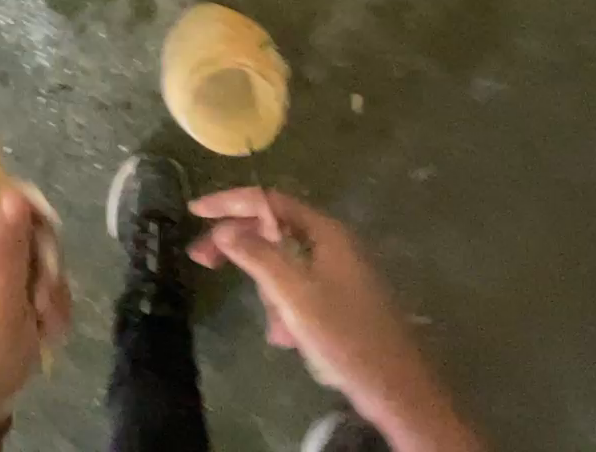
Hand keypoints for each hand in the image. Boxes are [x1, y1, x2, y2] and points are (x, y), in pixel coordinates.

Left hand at [0, 189, 70, 430]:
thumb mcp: (2, 301)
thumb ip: (10, 245)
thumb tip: (13, 189)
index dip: (25, 211)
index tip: (46, 239)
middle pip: (20, 225)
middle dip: (42, 261)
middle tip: (44, 298)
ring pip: (33, 253)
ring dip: (49, 287)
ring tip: (45, 322)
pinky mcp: (2, 288)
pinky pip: (33, 277)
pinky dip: (46, 301)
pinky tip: (45, 328)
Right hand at [189, 189, 481, 451]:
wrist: (401, 395)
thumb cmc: (346, 336)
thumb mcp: (293, 294)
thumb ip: (256, 255)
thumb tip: (223, 229)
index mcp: (324, 232)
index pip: (267, 201)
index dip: (228, 203)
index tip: (195, 212)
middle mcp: (332, 243)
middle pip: (272, 231)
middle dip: (240, 249)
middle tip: (202, 261)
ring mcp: (338, 272)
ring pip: (283, 265)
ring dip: (268, 291)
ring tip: (274, 327)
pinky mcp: (340, 299)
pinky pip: (298, 290)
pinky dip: (285, 308)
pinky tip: (287, 337)